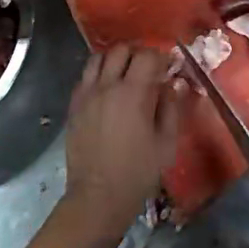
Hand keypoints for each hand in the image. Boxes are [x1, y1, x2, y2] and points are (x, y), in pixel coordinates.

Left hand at [63, 46, 182, 231]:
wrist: (98, 197)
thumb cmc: (137, 172)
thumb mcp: (166, 143)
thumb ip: (171, 108)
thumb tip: (175, 84)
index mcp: (132, 93)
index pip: (146, 56)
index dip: (160, 56)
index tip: (168, 66)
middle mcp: (106, 86)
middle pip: (120, 50)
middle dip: (137, 53)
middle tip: (147, 68)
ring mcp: (86, 95)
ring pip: (98, 58)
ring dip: (114, 59)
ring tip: (125, 74)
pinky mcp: (74, 106)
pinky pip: (84, 77)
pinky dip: (97, 74)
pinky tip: (107, 90)